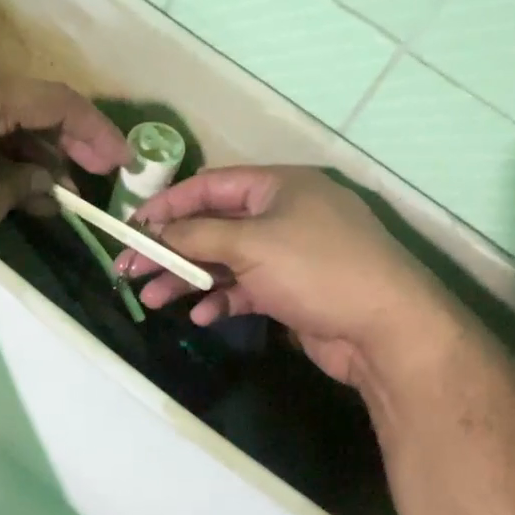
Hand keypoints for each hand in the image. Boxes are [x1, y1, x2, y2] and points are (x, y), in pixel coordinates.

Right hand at [114, 165, 461, 386]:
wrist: (384, 328)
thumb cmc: (316, 269)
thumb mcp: (251, 244)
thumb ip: (197, 236)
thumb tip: (157, 232)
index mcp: (278, 187)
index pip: (210, 186)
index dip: (168, 204)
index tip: (133, 226)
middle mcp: (282, 214)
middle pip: (212, 226)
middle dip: (171, 249)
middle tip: (130, 270)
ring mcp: (288, 255)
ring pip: (224, 261)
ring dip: (188, 280)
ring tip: (151, 300)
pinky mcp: (291, 291)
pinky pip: (244, 289)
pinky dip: (221, 300)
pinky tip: (202, 317)